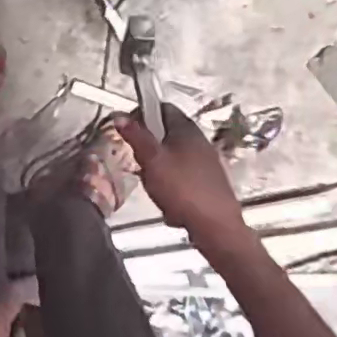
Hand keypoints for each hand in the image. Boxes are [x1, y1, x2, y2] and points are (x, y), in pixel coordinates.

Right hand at [112, 104, 248, 248]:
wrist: (217, 229)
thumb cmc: (182, 189)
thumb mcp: (151, 160)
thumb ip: (135, 136)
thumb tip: (120, 115)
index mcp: (186, 129)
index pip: (161, 107)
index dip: (142, 115)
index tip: (129, 131)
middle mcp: (200, 141)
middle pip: (166, 135)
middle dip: (150, 150)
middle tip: (142, 165)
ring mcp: (208, 163)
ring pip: (173, 158)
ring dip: (160, 171)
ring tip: (156, 188)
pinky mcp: (211, 184)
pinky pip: (184, 178)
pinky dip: (174, 187)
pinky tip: (171, 204)